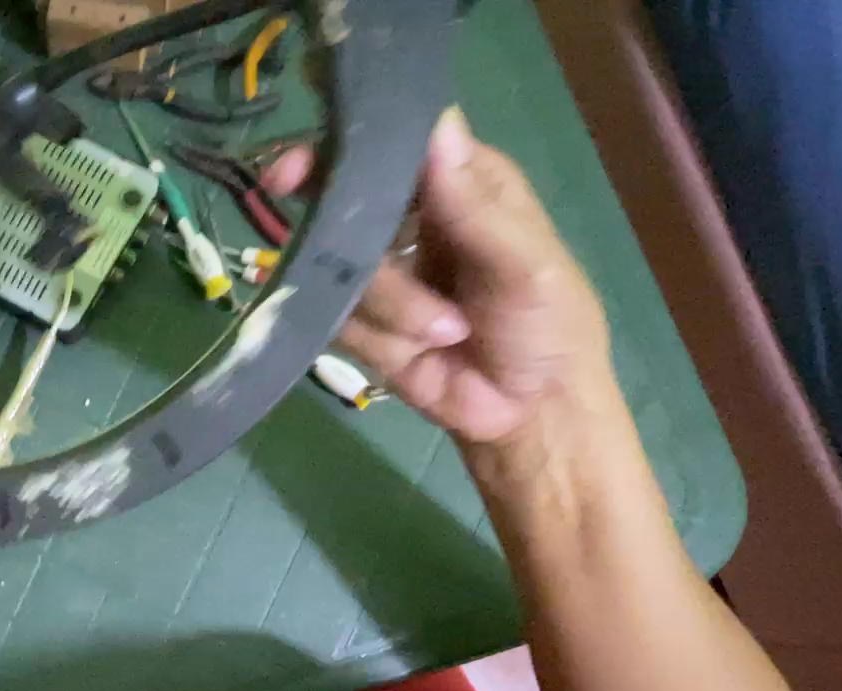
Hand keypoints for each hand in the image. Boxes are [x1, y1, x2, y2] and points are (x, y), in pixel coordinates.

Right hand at [266, 108, 615, 446]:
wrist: (527, 412)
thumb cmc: (549, 325)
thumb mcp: (526, 262)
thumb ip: (475, 204)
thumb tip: (437, 127)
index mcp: (459, 188)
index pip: (394, 152)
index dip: (345, 151)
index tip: (297, 167)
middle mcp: (410, 226)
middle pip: (346, 210)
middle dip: (332, 229)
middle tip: (292, 231)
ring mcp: (381, 279)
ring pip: (342, 276)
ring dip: (393, 308)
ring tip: (447, 333)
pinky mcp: (360, 327)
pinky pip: (339, 322)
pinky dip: (378, 338)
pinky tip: (415, 353)